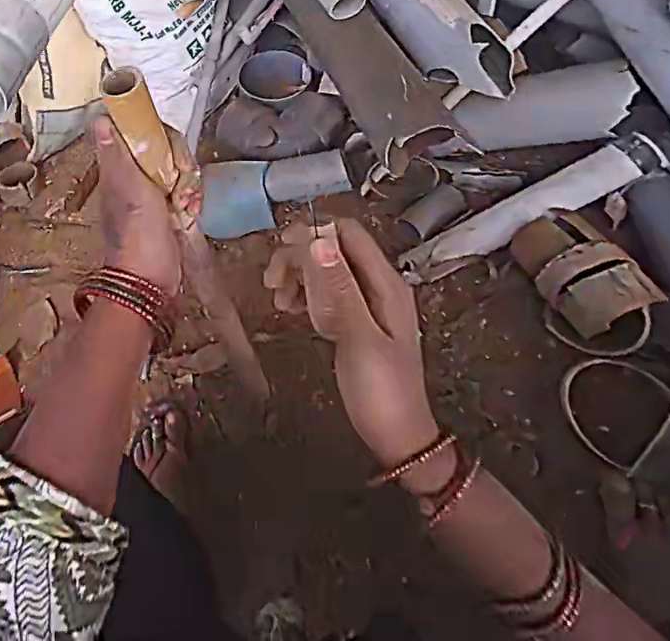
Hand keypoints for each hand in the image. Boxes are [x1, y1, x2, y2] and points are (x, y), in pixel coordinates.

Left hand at [92, 115, 182, 295]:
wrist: (151, 279)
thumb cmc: (137, 234)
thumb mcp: (128, 189)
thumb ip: (118, 155)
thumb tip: (100, 119)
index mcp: (119, 165)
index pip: (142, 131)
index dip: (160, 136)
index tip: (169, 152)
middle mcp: (134, 173)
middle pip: (166, 148)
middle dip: (180, 165)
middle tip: (178, 187)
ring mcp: (152, 190)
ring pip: (179, 167)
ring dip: (188, 184)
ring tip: (185, 204)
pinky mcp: (169, 205)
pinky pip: (186, 187)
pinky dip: (192, 198)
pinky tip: (190, 212)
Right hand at [281, 218, 437, 470]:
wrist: (398, 438)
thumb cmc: (382, 390)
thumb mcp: (359, 337)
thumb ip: (339, 287)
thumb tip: (317, 240)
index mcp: (386, 284)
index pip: (349, 233)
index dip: (314, 231)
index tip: (281, 248)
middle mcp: (376, 285)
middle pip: (332, 248)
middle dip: (299, 256)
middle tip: (271, 281)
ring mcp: (365, 302)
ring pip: (324, 269)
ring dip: (297, 275)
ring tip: (278, 299)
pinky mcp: (353, 318)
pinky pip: (324, 291)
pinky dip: (303, 293)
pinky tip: (288, 307)